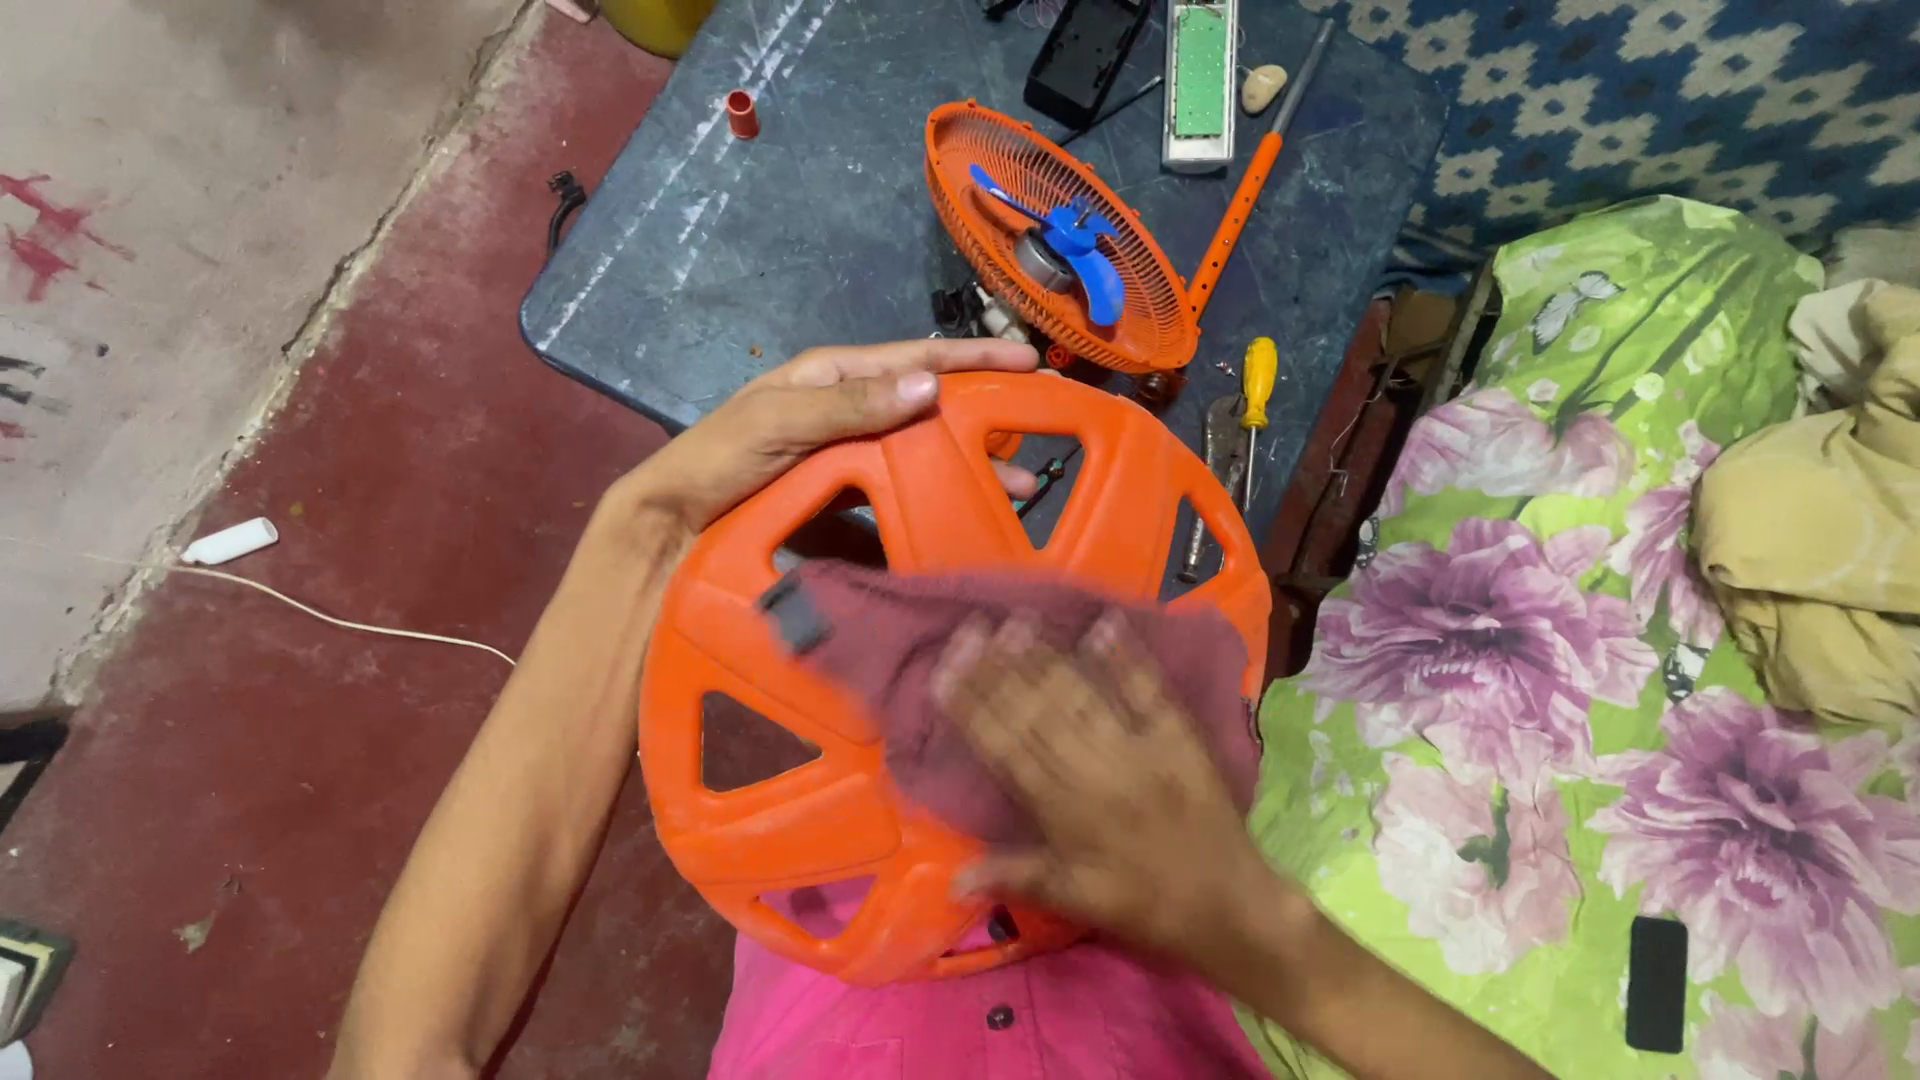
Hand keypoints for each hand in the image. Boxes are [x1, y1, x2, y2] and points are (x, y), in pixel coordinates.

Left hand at [610, 338, 1039, 535]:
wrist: (676, 520)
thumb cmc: (722, 457)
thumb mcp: (783, 422)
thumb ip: (853, 407)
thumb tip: (931, 386)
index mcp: (835, 375)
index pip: (916, 357)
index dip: (973, 356)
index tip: (1028, 359)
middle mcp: (849, 407)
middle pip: (928, 404)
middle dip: (984, 414)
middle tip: (1036, 430)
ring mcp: (848, 449)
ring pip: (920, 448)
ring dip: (966, 463)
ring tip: (1013, 485)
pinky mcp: (843, 488)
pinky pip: (898, 484)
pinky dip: (931, 493)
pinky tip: (957, 509)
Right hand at [931, 611, 1291, 971]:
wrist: (1229, 906)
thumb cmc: (1143, 905)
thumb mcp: (1074, 900)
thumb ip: (1014, 876)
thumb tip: (952, 880)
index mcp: (1063, 810)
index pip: (1005, 748)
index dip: (970, 707)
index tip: (944, 669)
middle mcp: (1093, 772)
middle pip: (1035, 713)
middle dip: (997, 669)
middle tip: (970, 628)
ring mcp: (1138, 749)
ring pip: (1080, 697)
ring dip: (1046, 658)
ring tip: (1016, 621)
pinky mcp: (1178, 737)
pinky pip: (1148, 692)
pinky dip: (1126, 658)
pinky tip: (1103, 623)